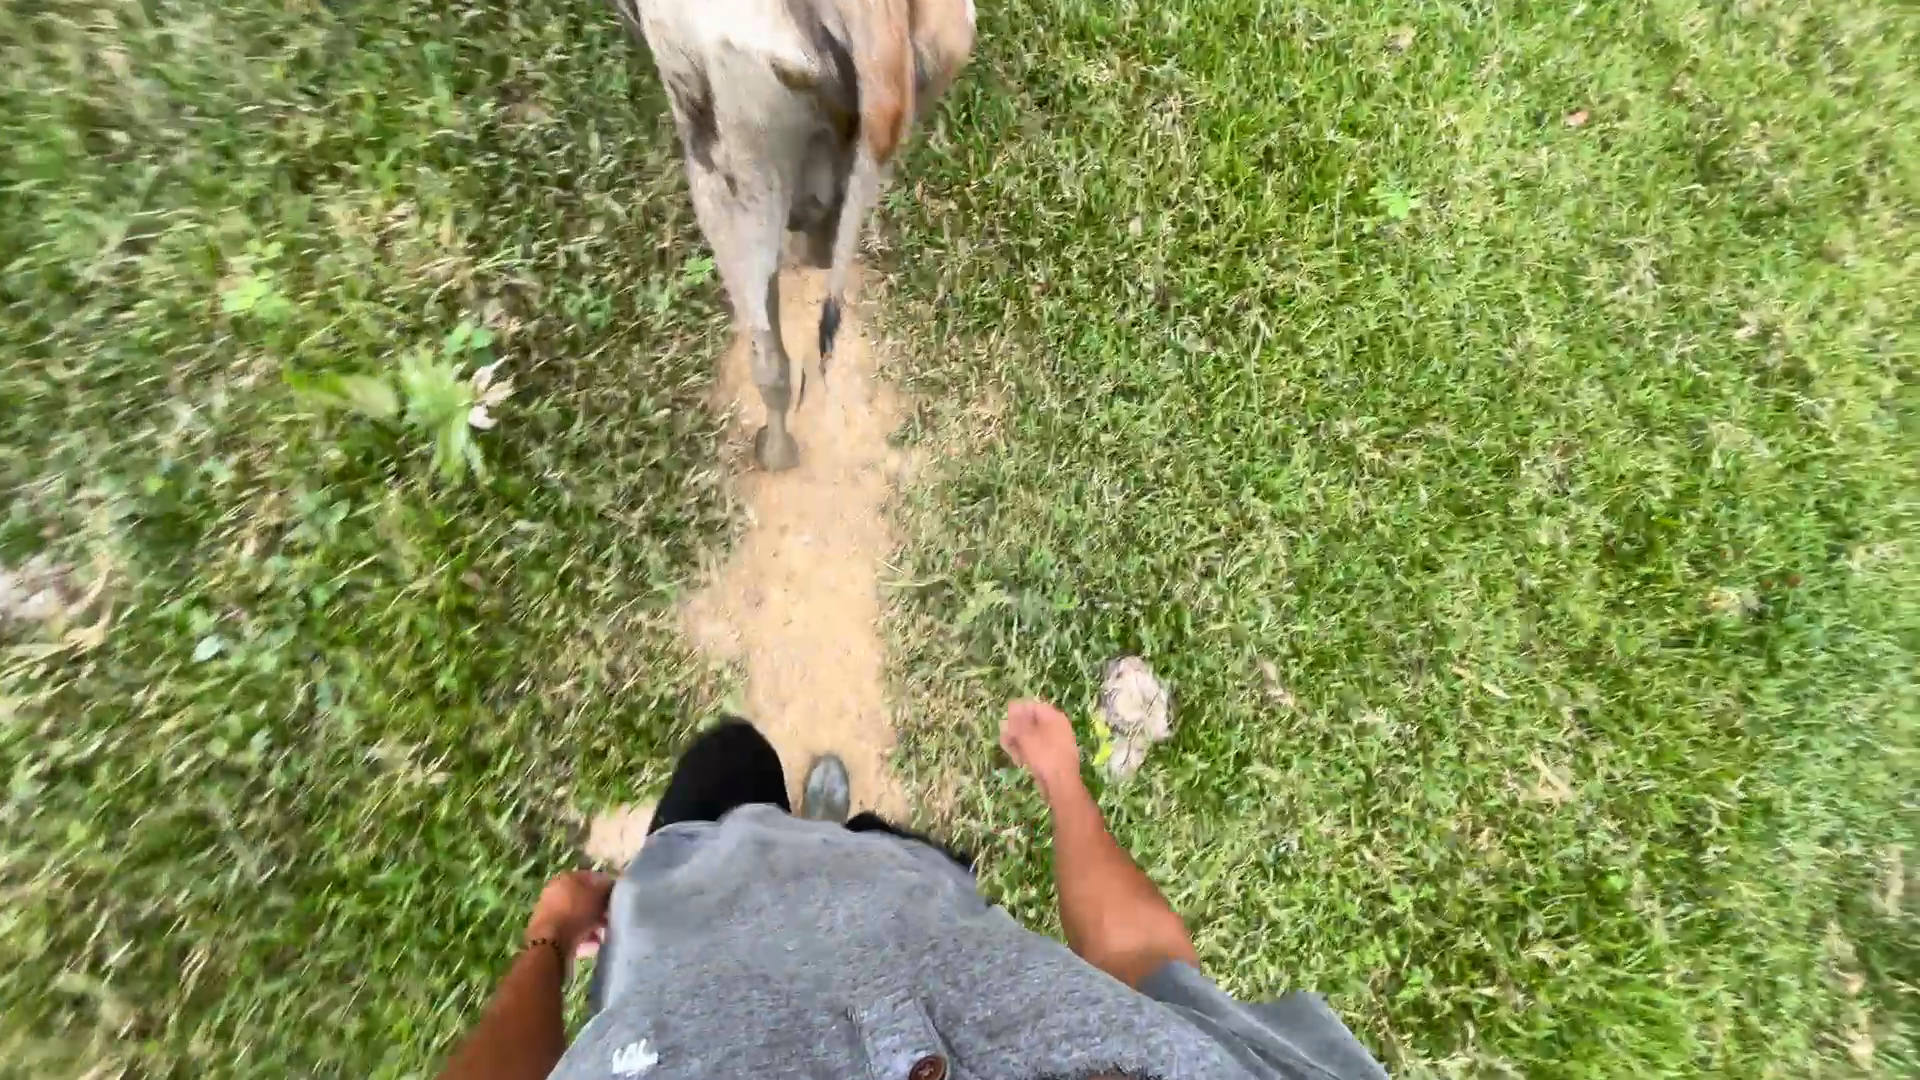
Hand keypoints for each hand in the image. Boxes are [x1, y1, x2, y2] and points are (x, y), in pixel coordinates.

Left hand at [524, 870, 612, 953]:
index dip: (606, 886)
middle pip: (583, 896)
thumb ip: (607, 888)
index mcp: (567, 877)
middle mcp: (555, 890)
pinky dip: (580, 934)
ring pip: (576, 913)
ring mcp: (548, 911)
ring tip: (602, 932)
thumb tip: (611, 887)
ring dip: (590, 922)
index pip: (592, 876)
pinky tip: (592, 943)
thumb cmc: (577, 912)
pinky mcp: (545, 930)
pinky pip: (569, 928)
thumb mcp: (599, 896)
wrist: (550, 944)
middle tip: (609, 915)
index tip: (615, 897)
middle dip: (597, 906)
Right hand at [1001, 699, 1083, 800]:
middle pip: (1031, 721)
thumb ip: (1017, 721)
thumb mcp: (1026, 736)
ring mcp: (1056, 742)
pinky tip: (1018, 760)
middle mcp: (1057, 726)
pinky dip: (1026, 751)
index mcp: (1053, 717)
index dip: (1016, 711)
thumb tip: (1012, 705)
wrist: (1061, 784)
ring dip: (1018, 741)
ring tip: (1009, 750)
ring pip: (1032, 736)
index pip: (1032, 706)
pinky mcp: (1053, 756)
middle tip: (1004, 739)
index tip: (1004, 722)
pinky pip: (1037, 748)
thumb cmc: (1044, 755)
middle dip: (1015, 729)